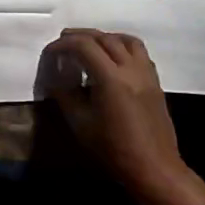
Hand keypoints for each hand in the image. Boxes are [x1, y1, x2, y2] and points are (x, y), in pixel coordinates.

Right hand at [45, 29, 184, 188]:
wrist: (153, 168)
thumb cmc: (113, 149)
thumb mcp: (80, 123)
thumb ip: (65, 95)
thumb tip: (56, 79)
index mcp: (111, 78)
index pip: (84, 46)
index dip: (62, 45)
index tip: (49, 54)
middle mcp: (131, 69)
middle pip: (104, 38)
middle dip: (80, 36)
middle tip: (62, 43)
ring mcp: (147, 75)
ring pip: (126, 40)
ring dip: (104, 37)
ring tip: (88, 45)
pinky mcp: (155, 83)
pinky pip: (139, 53)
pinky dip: (121, 47)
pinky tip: (111, 60)